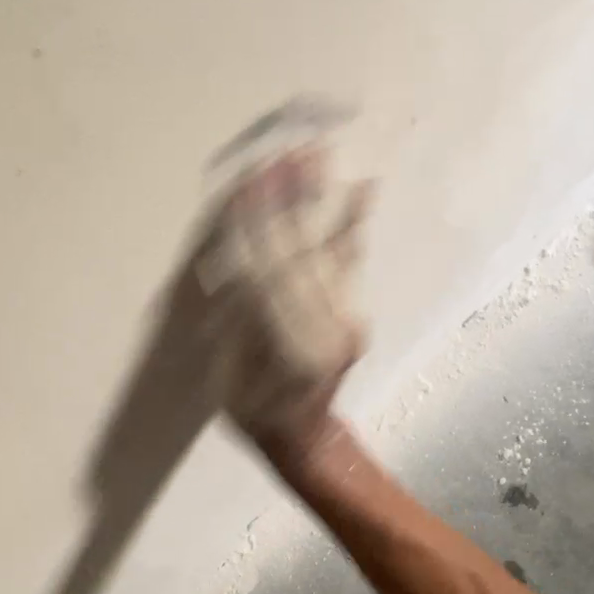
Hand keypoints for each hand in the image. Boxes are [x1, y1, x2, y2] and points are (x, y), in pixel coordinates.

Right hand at [199, 145, 374, 464]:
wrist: (304, 439)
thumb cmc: (254, 415)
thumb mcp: (229, 381)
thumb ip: (241, 327)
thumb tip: (245, 272)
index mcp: (286, 349)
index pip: (266, 272)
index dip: (256, 227)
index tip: (252, 181)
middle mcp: (323, 332)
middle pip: (299, 255)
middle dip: (288, 203)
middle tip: (286, 154)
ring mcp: (345, 323)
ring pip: (329, 254)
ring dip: (321, 203)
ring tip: (320, 155)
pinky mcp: (354, 317)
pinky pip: (351, 266)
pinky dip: (354, 227)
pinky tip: (364, 190)